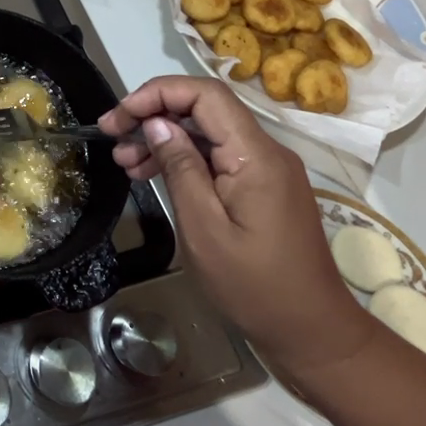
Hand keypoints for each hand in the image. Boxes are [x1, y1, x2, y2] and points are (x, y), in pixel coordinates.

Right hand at [99, 76, 374, 374]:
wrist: (313, 332)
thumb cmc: (254, 285)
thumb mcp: (204, 228)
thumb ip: (180, 168)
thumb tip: (157, 123)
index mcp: (255, 156)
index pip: (205, 95)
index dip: (158, 93)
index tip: (121, 114)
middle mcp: (265, 151)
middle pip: (204, 109)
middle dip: (154, 114)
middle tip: (111, 135)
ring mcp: (266, 168)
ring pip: (207, 132)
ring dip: (163, 138)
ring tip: (125, 161)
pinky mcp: (262, 186)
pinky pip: (218, 156)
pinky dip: (183, 159)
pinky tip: (152, 174)